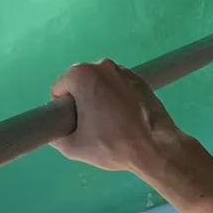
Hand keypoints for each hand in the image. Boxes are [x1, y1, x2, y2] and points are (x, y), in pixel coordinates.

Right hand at [49, 59, 187, 174]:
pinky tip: (126, 119)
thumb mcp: (73, 148)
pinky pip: (120, 88)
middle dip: (82, 103)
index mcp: (81, 74)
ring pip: (101, 86)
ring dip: (101, 100)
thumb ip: (57, 136)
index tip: (75, 125)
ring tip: (112, 125)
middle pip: (81, 85)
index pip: (60, 90)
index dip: (63, 111)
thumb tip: (57, 131)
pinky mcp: (141, 80)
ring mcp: (124, 70)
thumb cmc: (112, 144)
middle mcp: (102, 65)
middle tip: (92, 127)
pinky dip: (118, 100)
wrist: (156, 147)